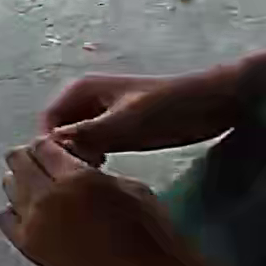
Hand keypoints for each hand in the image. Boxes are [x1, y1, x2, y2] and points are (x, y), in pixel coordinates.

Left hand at [0, 136, 211, 265]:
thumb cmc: (150, 231)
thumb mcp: (127, 185)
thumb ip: (88, 170)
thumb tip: (67, 165)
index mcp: (74, 178)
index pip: (42, 146)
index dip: (50, 146)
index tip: (59, 152)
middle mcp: (45, 197)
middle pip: (17, 160)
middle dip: (32, 158)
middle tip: (49, 167)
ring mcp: (31, 223)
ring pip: (8, 185)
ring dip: (23, 181)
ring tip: (44, 191)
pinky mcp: (26, 246)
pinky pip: (3, 217)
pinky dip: (14, 209)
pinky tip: (32, 213)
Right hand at [41, 38, 265, 160]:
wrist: (219, 101)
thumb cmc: (173, 106)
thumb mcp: (130, 120)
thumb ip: (91, 130)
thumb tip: (53, 143)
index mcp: (79, 90)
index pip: (46, 122)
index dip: (49, 146)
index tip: (66, 169)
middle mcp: (83, 100)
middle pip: (56, 132)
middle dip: (62, 153)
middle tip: (81, 175)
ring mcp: (98, 114)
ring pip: (72, 141)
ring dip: (77, 158)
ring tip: (93, 175)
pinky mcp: (114, 128)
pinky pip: (89, 145)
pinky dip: (91, 158)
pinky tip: (105, 171)